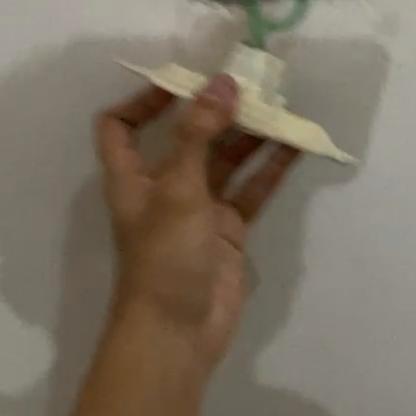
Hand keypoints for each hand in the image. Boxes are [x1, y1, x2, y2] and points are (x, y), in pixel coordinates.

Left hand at [94, 75, 300, 367]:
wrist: (178, 332)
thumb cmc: (165, 257)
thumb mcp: (178, 190)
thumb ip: (198, 134)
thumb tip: (223, 83)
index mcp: (133, 175)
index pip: (120, 125)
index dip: (144, 100)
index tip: (185, 82)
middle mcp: (163, 186)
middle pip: (186, 137)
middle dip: (215, 111)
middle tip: (251, 83)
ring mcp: (199, 208)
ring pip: (225, 160)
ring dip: (248, 136)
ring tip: (280, 106)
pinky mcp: (228, 229)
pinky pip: (250, 189)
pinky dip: (269, 169)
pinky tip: (294, 146)